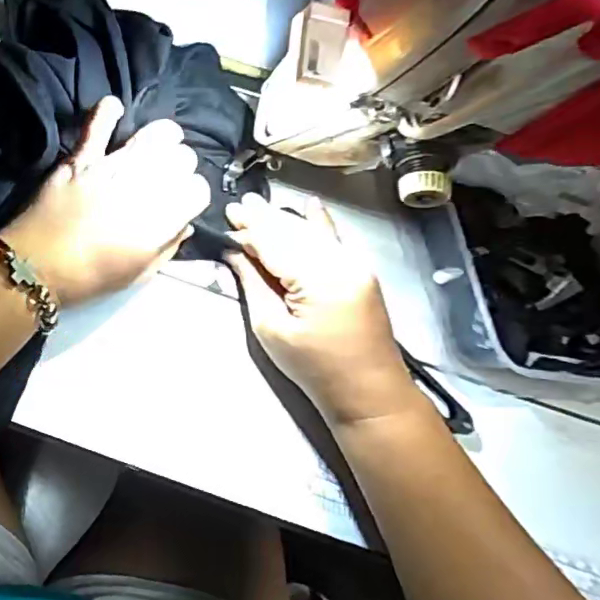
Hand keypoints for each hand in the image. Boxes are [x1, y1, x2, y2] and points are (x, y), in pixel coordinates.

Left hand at [0, 97, 210, 306]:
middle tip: (170, 176)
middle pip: (182, 158)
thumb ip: (167, 247)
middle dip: (181, 166)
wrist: (34, 268)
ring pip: (154, 136)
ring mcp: (112, 167)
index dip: (194, 194)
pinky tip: (115, 108)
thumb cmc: (90, 278)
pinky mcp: (82, 158)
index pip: (198, 189)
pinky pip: (99, 124)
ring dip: (163, 137)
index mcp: (162, 218)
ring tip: (161, 141)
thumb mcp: (139, 274)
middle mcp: (145, 186)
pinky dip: (108, 112)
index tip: (184, 201)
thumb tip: (182, 224)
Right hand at [225, 193, 419, 425]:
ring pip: (312, 233)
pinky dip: (319, 224)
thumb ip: (253, 284)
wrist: (370, 394)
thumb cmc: (316, 370)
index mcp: (316, 279)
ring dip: (284, 222)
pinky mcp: (362, 271)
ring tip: (257, 208)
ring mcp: (355, 265)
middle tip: (236, 209)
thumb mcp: (271, 330)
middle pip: (293, 233)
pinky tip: (310, 205)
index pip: (274, 244)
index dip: (249, 230)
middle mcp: (340, 263)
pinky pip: (334, 240)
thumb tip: (235, 252)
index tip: (228, 216)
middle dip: (264, 221)